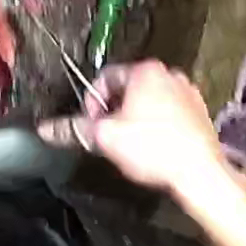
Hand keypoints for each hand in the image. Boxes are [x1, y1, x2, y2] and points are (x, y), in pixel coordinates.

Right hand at [39, 60, 232, 194]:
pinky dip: (156, 125)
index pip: (104, 77)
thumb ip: (73, 129)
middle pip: (127, 88)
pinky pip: (168, 112)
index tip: (92, 125)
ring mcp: (188, 92)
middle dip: (113, 111)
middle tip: (109, 137)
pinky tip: (155, 148)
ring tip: (132, 145)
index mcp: (145, 71)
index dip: (91, 102)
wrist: (200, 174)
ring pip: (148, 100)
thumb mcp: (104, 138)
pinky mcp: (200, 112)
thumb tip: (45, 128)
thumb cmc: (152, 149)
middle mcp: (169, 73)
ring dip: (134, 118)